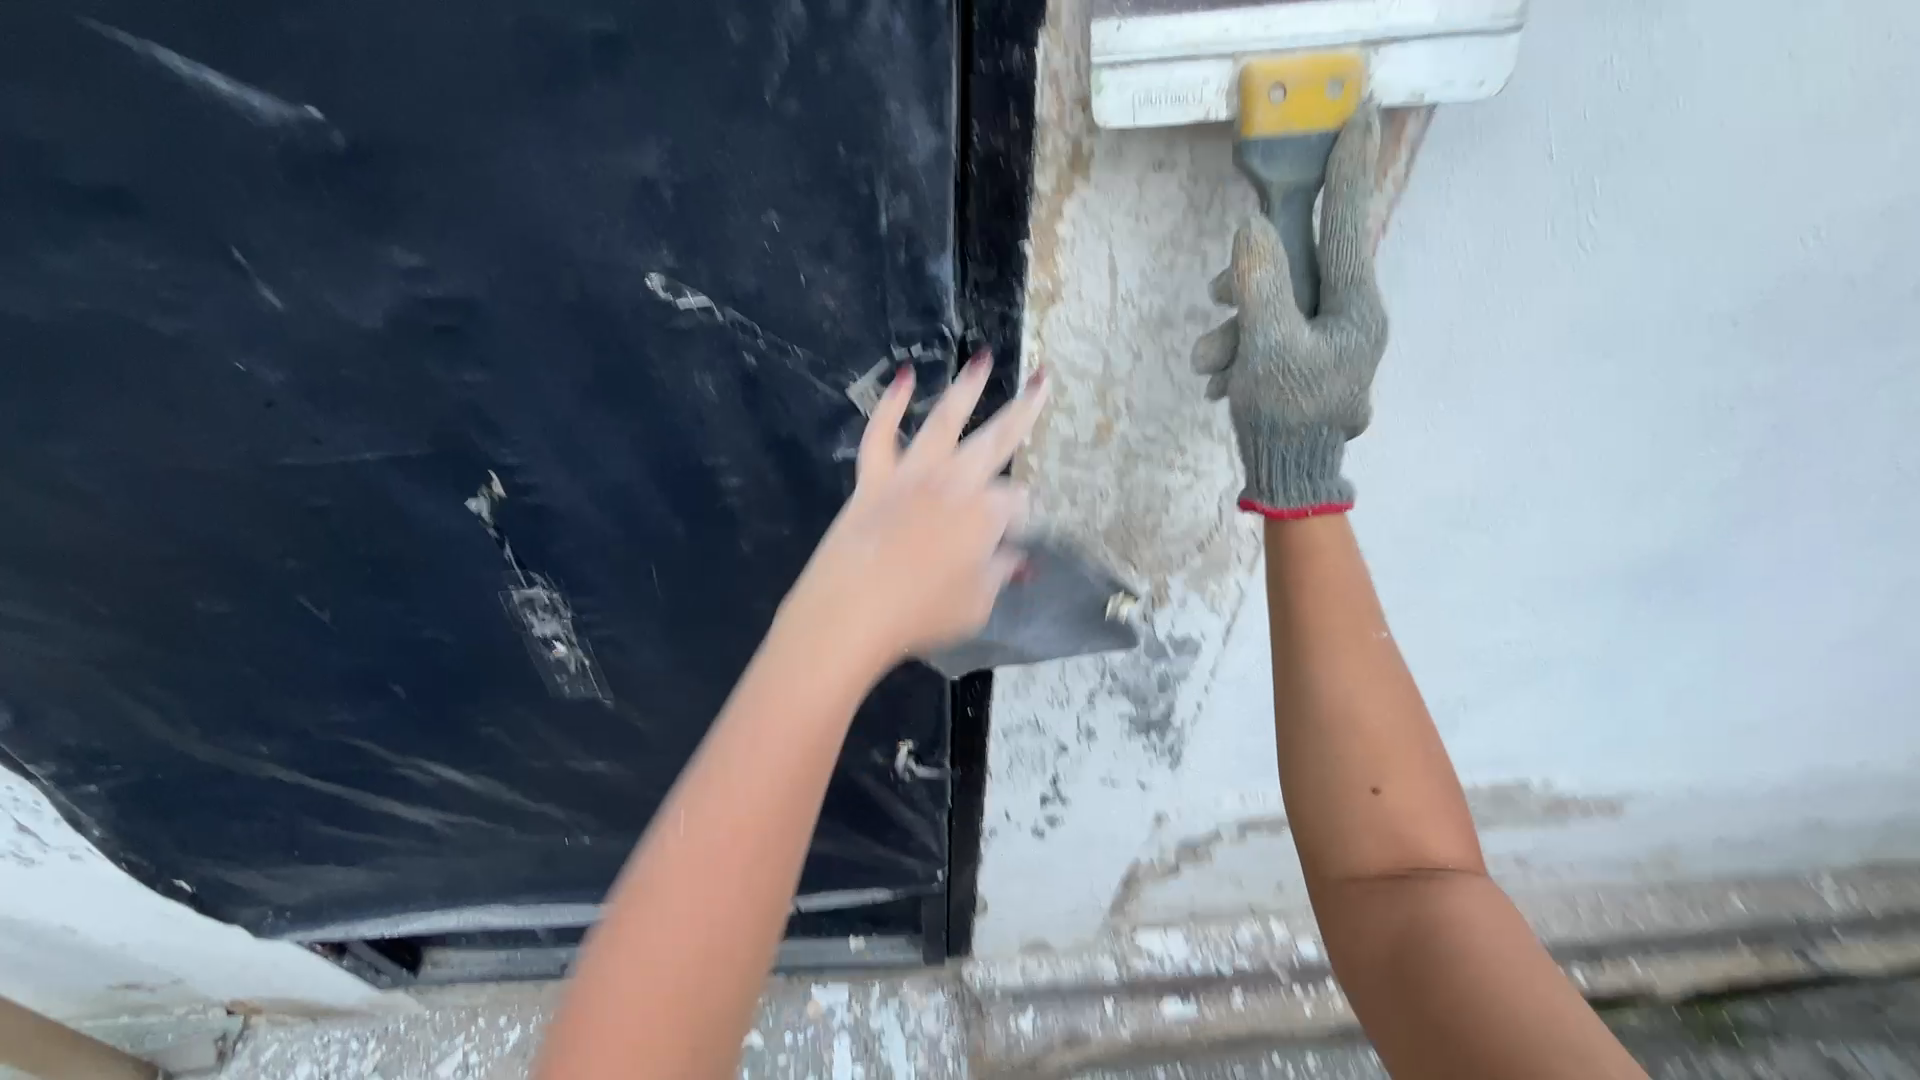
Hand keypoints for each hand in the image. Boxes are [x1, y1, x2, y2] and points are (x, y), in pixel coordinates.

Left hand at [774, 351, 1047, 676]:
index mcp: (986, 514)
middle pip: (996, 440)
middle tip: (1043, 379)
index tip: (1013, 541)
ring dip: (966, 389)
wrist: (850, 611)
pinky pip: (882, 434)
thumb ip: (998, 574)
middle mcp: (954, 483)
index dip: (1021, 518)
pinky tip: (905, 378)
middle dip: (1024, 410)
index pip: (1017, 502)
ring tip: (982, 359)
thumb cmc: (921, 614)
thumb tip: (1013, 559)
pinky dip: (891, 404)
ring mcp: (911, 476)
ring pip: (944, 422)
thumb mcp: (976, 604)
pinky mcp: (874, 479)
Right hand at [1192, 105, 1388, 518]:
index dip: (1348, 169)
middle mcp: (1352, 317)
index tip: (1358, 113)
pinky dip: (1243, 348)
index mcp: (1356, 308)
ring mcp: (1333, 340)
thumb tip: (1253, 228)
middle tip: (1216, 294)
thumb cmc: (1286, 415)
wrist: (1289, 479)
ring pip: (1278, 304)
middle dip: (1251, 281)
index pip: (1346, 225)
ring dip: (1236, 326)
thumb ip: (1261, 286)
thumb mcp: (1266, 348)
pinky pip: (1272, 333)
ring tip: (1209, 363)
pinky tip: (1220, 376)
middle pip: (1300, 267)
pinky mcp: (1312, 360)